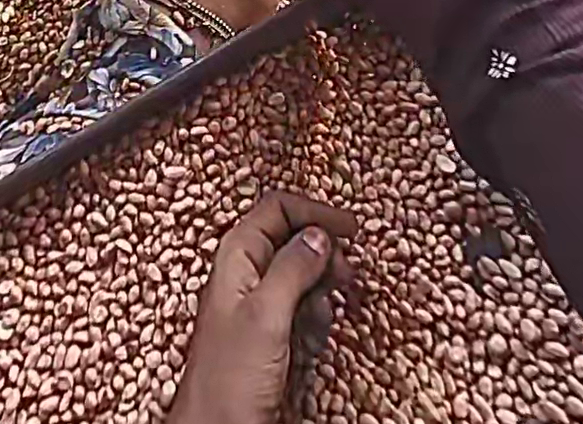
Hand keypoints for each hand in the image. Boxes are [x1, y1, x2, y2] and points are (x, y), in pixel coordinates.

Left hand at [170, 193, 357, 423]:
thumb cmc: (231, 375)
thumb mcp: (266, 314)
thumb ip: (293, 268)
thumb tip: (319, 234)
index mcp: (238, 251)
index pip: (278, 207)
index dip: (315, 212)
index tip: (351, 228)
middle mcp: (248, 268)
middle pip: (294, 237)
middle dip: (324, 254)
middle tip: (347, 277)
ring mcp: (259, 298)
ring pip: (302, 273)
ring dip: (321, 290)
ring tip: (323, 315)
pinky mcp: (270, 328)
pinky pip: (302, 306)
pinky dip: (315, 316)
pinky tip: (314, 338)